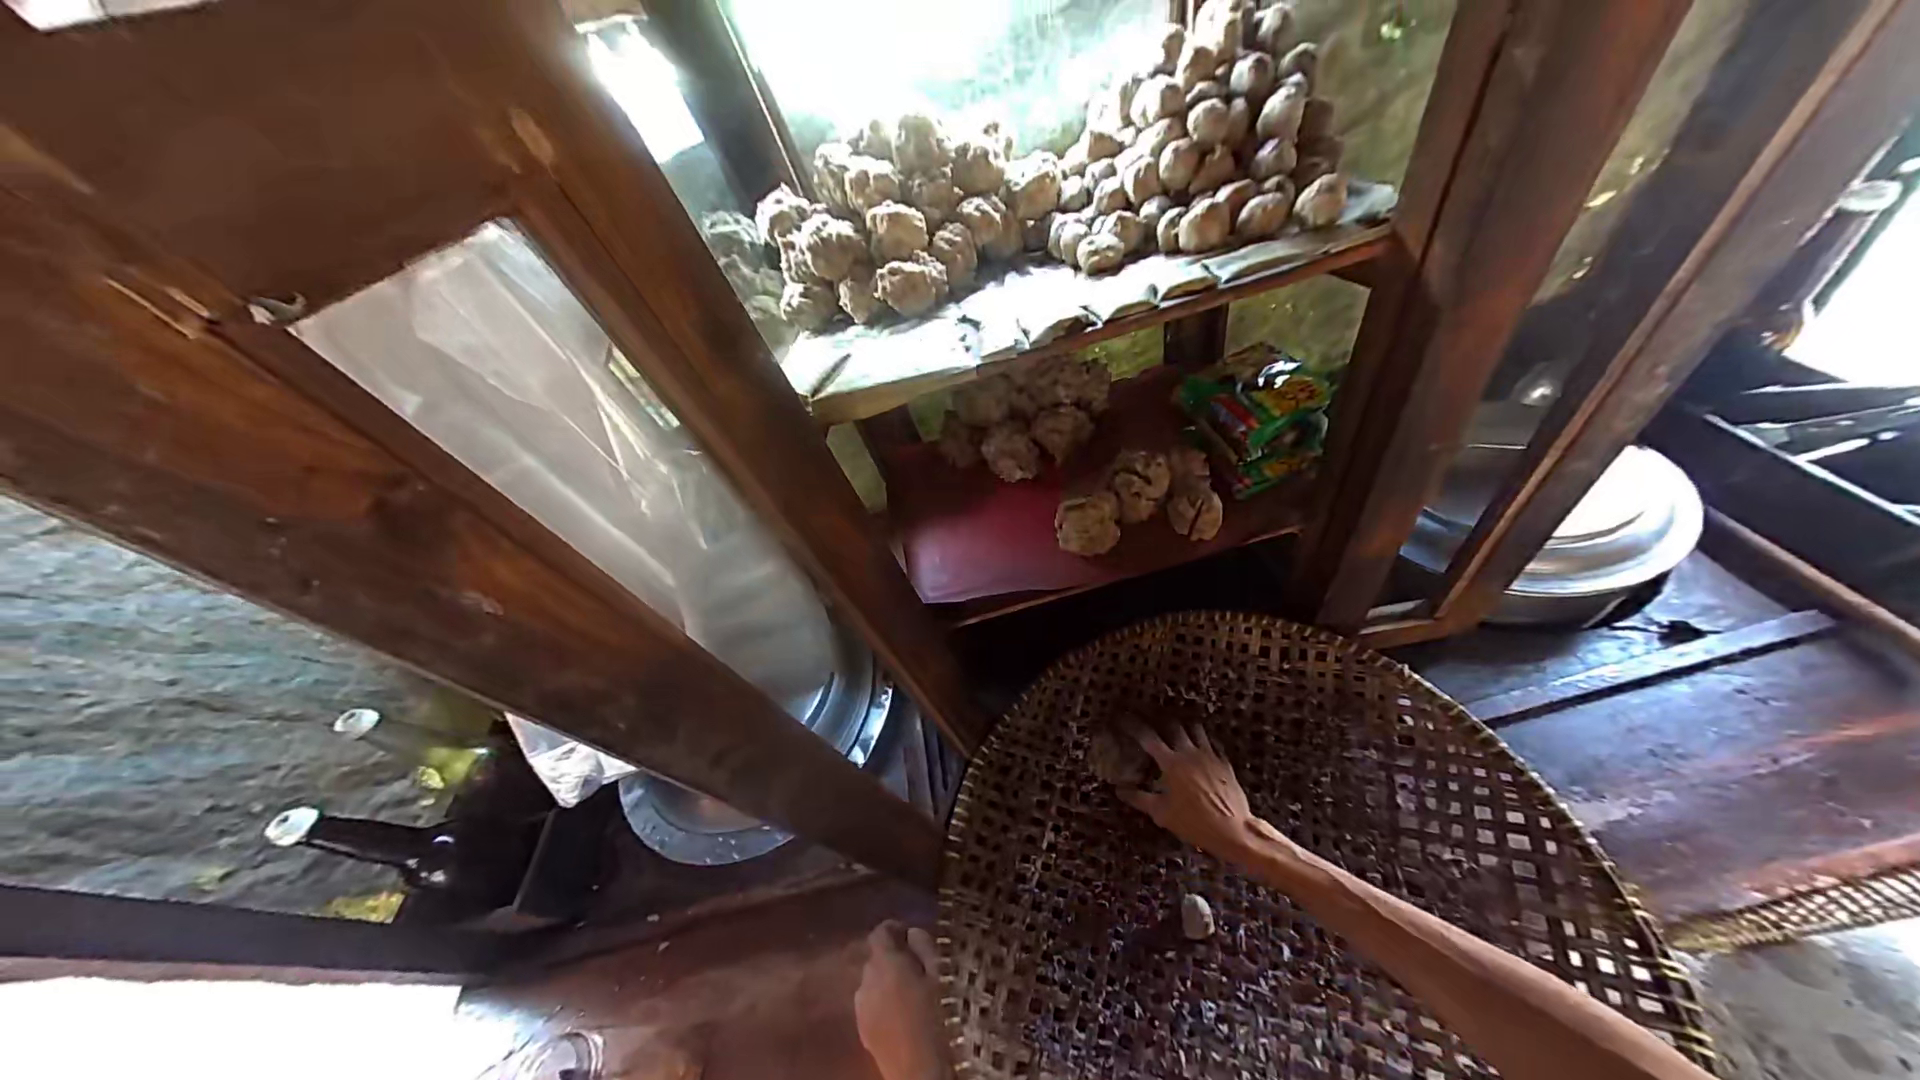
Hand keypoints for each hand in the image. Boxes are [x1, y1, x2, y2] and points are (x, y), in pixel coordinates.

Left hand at [854, 920, 949, 1079]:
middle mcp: (866, 980)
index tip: (910, 936)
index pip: (880, 932)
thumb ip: (923, 946)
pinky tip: (900, 1014)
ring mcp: (861, 1006)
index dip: (895, 929)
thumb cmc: (935, 1018)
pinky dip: (882, 1001)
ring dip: (887, 979)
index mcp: (885, 962)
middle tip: (917, 967)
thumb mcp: (939, 975)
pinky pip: (870, 1003)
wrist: (919, 1071)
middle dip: (893, 956)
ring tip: (910, 993)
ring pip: (873, 981)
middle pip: (876, 957)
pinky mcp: (861, 1028)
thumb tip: (911, 933)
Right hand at [1118, 721, 1264, 859]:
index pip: (1148, 737)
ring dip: (1184, 727)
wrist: (1233, 831)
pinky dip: (1203, 740)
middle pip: (1173, 726)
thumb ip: (1139, 799)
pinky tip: (1200, 746)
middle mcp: (1189, 753)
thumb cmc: (1194, 822)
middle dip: (1161, 722)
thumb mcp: (1162, 813)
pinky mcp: (1224, 763)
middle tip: (1153, 722)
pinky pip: (1212, 743)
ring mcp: (1209, 755)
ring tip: (1177, 729)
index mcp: (1171, 763)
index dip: (1134, 727)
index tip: (1125, 721)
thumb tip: (1120, 791)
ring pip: (1195, 729)